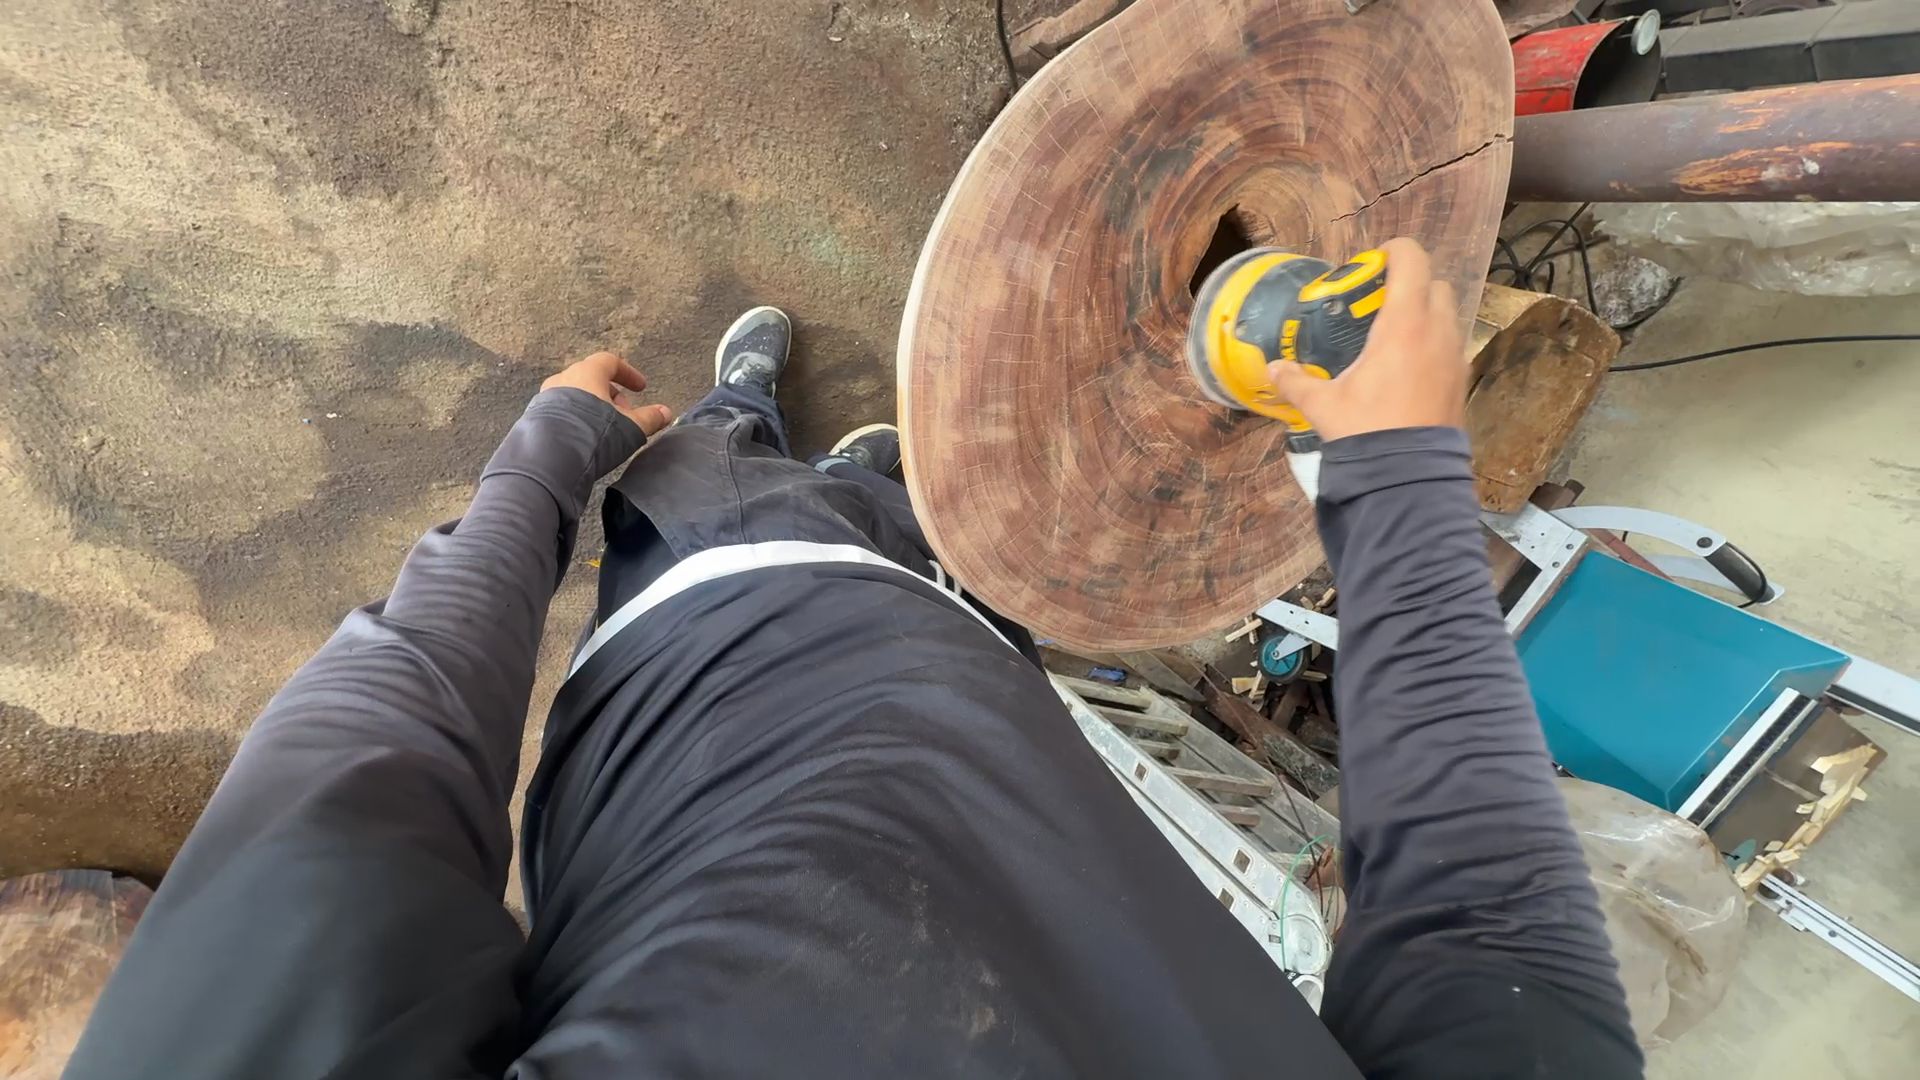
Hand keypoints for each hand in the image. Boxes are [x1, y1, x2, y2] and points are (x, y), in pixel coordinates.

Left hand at [543, 352, 674, 435]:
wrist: (551, 454)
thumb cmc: (596, 431)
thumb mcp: (632, 427)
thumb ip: (650, 418)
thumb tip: (666, 412)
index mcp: (587, 373)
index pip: (609, 362)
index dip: (628, 374)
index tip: (641, 388)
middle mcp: (563, 379)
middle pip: (591, 378)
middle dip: (611, 394)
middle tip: (624, 415)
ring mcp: (545, 397)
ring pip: (575, 395)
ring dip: (594, 407)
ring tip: (605, 428)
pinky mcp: (535, 416)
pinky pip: (562, 410)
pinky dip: (577, 418)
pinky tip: (585, 437)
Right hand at [1266, 237, 1466, 441]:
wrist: (1407, 472)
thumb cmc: (1364, 428)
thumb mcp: (1320, 405)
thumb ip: (1295, 381)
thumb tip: (1273, 368)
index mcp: (1403, 325)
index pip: (1411, 263)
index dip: (1395, 252)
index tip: (1374, 260)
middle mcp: (1436, 331)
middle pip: (1433, 285)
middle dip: (1410, 284)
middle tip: (1378, 302)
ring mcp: (1454, 354)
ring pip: (1446, 314)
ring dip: (1423, 313)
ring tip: (1390, 335)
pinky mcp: (1461, 378)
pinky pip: (1449, 344)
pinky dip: (1431, 341)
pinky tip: (1405, 366)